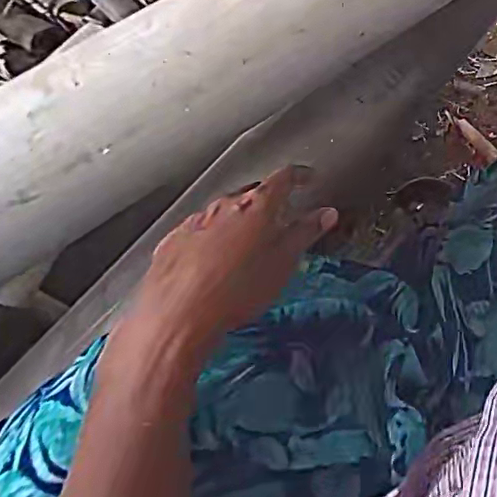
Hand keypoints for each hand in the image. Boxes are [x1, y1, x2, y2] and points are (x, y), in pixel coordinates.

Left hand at [108, 166, 335, 373]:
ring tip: (245, 245)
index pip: (284, 178)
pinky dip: (210, 239)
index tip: (307, 178)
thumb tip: (326, 213)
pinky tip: (211, 262)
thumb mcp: (284, 262)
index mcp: (258, 205)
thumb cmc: (238, 289)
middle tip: (278, 219)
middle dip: (267, 203)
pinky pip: (197, 233)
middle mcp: (225, 206)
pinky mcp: (170, 245)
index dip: (299, 176)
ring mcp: (194, 223)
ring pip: (223, 213)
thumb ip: (306, 232)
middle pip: (251, 194)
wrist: (174, 320)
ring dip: (237, 222)